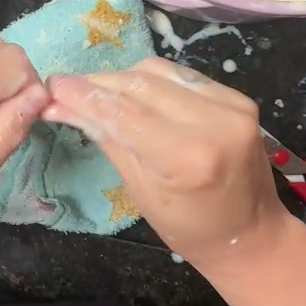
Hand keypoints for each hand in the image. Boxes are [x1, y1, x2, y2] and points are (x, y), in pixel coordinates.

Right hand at [43, 57, 296, 270]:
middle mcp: (215, 121)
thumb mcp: (140, 189)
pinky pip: (181, 75)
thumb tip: (61, 105)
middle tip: (65, 86)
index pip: (124, 111)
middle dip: (97, 83)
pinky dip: (151, 81)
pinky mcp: (238, 97)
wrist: (252, 234)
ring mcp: (232, 105)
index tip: (52, 86)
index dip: (84, 95)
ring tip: (96, 91)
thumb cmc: (189, 227)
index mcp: (189, 157)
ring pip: (159, 71)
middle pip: (140, 84)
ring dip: (122, 77)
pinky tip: (134, 93)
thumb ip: (106, 138)